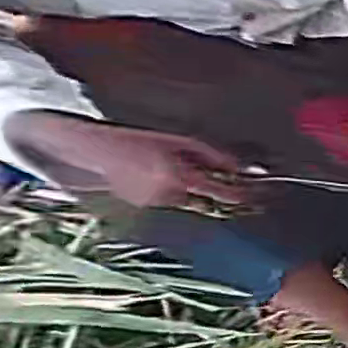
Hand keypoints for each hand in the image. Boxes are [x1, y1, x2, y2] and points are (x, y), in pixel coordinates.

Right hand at [3, 111, 247, 208]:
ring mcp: (152, 203)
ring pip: (191, 203)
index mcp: (178, 176)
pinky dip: (176, 195)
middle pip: (209, 202)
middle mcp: (167, 194)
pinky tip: (158, 180)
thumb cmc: (140, 141)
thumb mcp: (182, 142)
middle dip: (222, 197)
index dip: (243, 196)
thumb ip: (216, 157)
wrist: (88, 148)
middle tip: (233, 191)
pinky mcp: (141, 207)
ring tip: (179, 175)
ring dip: (196, 194)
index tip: (259, 195)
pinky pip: (171, 203)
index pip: (221, 193)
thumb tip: (246, 169)